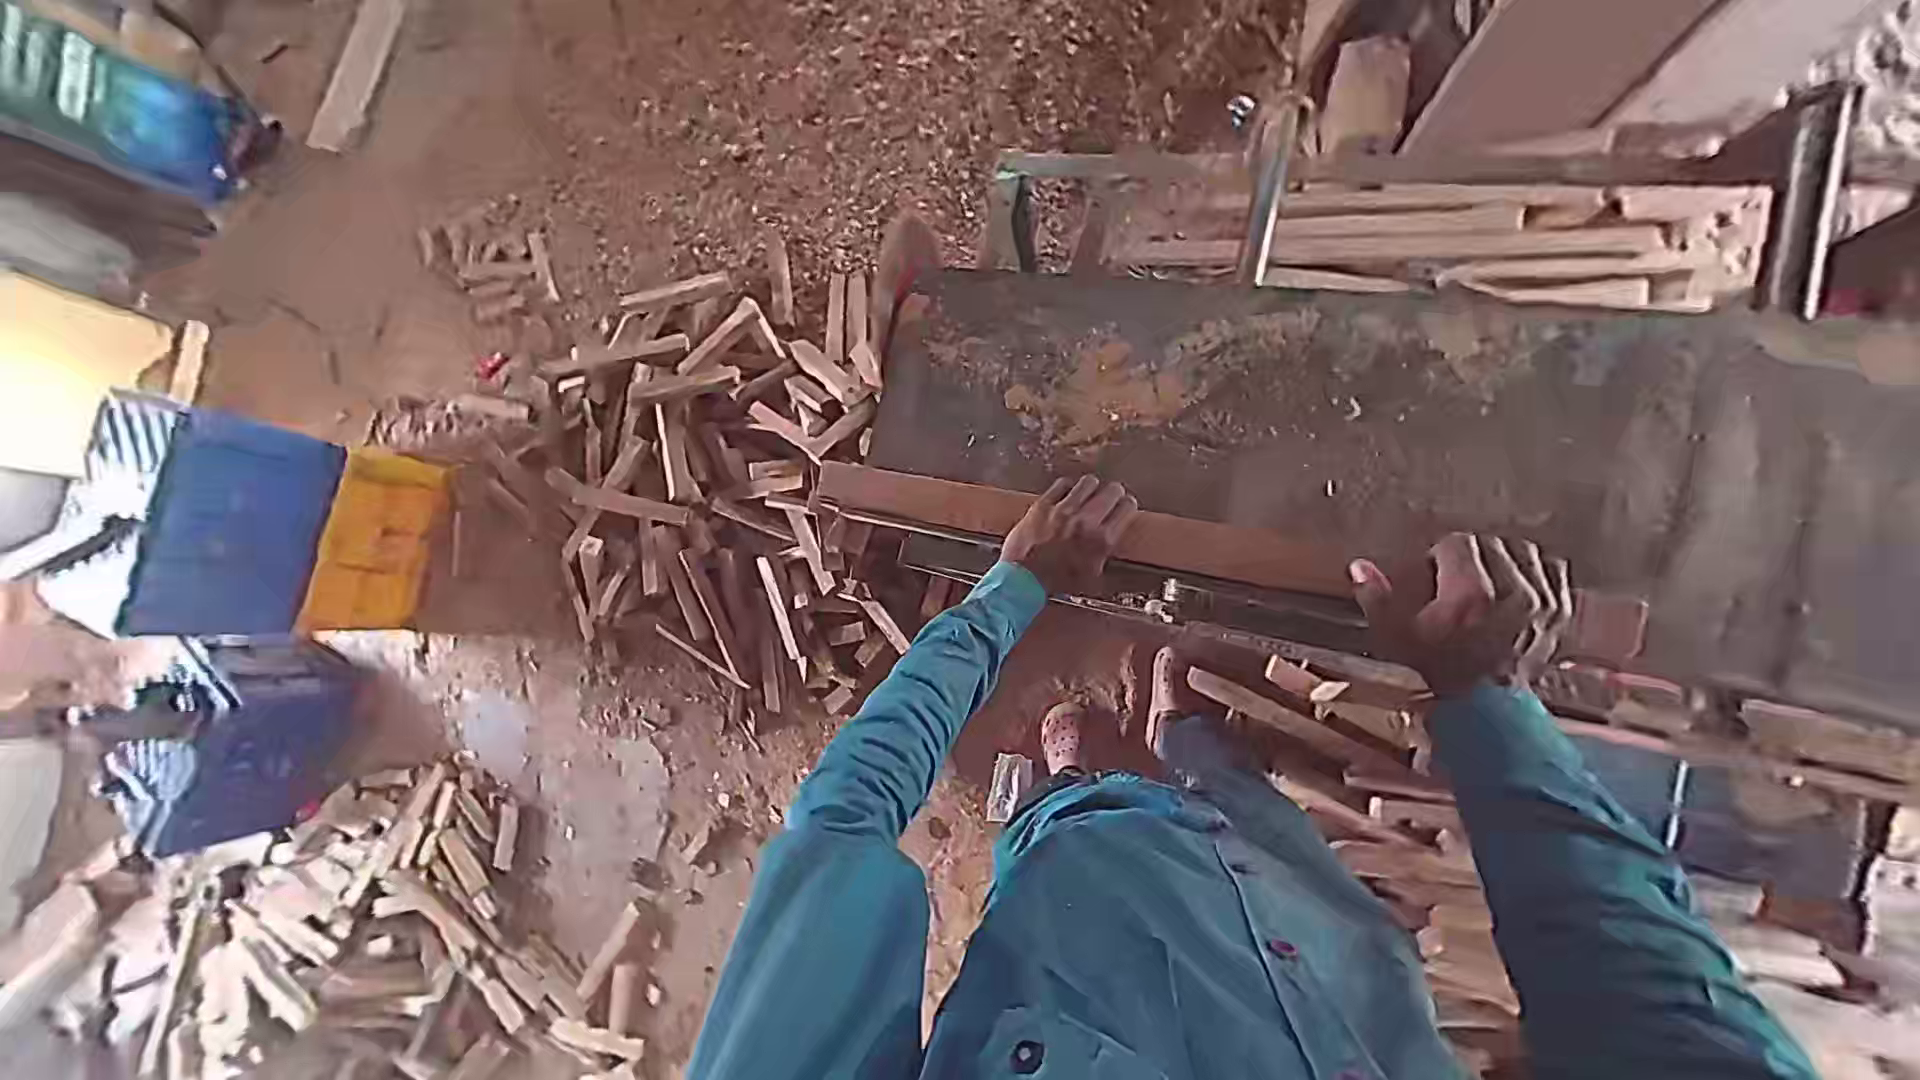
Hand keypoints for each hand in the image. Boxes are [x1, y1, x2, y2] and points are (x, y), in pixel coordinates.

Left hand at [1001, 476, 1139, 595]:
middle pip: (1112, 490)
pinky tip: (1065, 495)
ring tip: (1087, 494)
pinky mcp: (1043, 505)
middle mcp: (1086, 521)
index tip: (1123, 506)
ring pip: (1089, 482)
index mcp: (1103, 539)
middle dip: (1113, 493)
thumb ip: (1106, 552)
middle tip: (1108, 498)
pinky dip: (1067, 488)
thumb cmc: (1057, 581)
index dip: (1126, 505)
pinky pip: (1062, 484)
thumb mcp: (1093, 574)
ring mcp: (1064, 510)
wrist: (1024, 580)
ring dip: (1091, 488)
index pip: (1127, 507)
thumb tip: (1112, 539)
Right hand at [1349, 533, 1572, 698]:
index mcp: (1470, 593)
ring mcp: (1544, 601)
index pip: (1457, 543)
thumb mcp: (1394, 634)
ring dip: (1500, 557)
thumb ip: (1375, 596)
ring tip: (1483, 577)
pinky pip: (1551, 568)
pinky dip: (1531, 568)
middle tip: (1452, 576)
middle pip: (1490, 543)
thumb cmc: (1437, 669)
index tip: (1430, 574)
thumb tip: (1359, 566)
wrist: (1487, 705)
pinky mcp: (1561, 611)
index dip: (1437, 555)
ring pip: (1523, 551)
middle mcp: (1514, 591)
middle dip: (1467, 554)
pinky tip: (1513, 583)